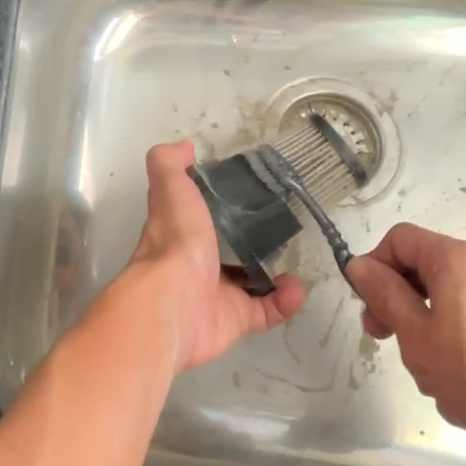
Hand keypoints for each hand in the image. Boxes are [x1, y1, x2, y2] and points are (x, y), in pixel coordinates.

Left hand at [123, 142, 306, 371]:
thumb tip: (184, 147)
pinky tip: (296, 288)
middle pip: (224, 247)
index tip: (246, 192)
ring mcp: (214, 291)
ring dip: (274, 272)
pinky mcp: (234, 318)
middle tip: (282, 228)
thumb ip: (170, 163)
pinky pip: (266, 310)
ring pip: (249, 281)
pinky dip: (285, 301)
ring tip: (296, 259)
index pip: (197, 212)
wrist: (174, 301)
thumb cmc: (174, 239)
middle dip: (249, 240)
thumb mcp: (170, 188)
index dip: (216, 202)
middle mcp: (195, 259)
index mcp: (180, 228)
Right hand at [344, 223, 465, 457]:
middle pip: (425, 269)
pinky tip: (460, 386)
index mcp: (458, 260)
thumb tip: (359, 265)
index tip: (367, 306)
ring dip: (426, 330)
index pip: (400, 239)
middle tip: (386, 341)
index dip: (374, 265)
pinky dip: (456, 344)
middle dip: (399, 302)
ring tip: (430, 376)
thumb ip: (384, 295)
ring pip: (449, 301)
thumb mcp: (416, 336)